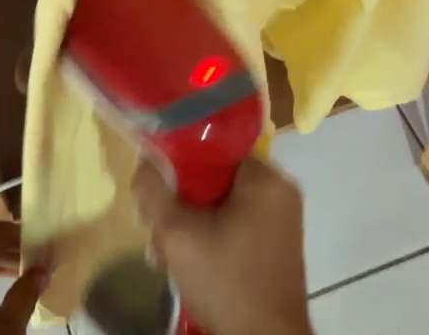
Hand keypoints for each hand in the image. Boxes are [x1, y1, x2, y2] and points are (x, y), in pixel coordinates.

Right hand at [133, 156, 312, 334]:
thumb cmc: (226, 282)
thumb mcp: (177, 234)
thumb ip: (153, 190)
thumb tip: (145, 161)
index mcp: (265, 178)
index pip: (213, 146)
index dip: (179, 158)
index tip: (158, 179)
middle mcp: (281, 190)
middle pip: (217, 174)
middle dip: (183, 195)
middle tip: (160, 219)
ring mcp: (283, 219)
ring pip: (224, 200)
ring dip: (195, 217)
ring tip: (171, 244)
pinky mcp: (278, 244)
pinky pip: (238, 220)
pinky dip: (213, 231)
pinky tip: (192, 256)